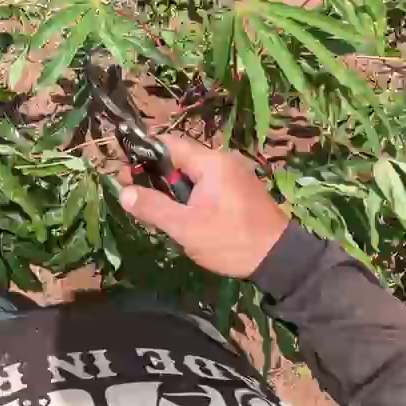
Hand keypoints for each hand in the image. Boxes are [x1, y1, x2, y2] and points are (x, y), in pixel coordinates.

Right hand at [118, 136, 288, 277]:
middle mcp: (224, 160)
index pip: (168, 144)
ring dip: (173, 186)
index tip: (126, 175)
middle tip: (137, 196)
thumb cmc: (231, 241)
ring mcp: (235, 174)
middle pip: (180, 157)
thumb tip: (124, 193)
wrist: (281, 260)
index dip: (143, 155)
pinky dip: (190, 193)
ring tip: (157, 209)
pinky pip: (207, 183)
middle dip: (156, 174)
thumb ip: (153, 207)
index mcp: (211, 162)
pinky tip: (183, 214)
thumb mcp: (186, 227)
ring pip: (193, 172)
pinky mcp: (240, 190)